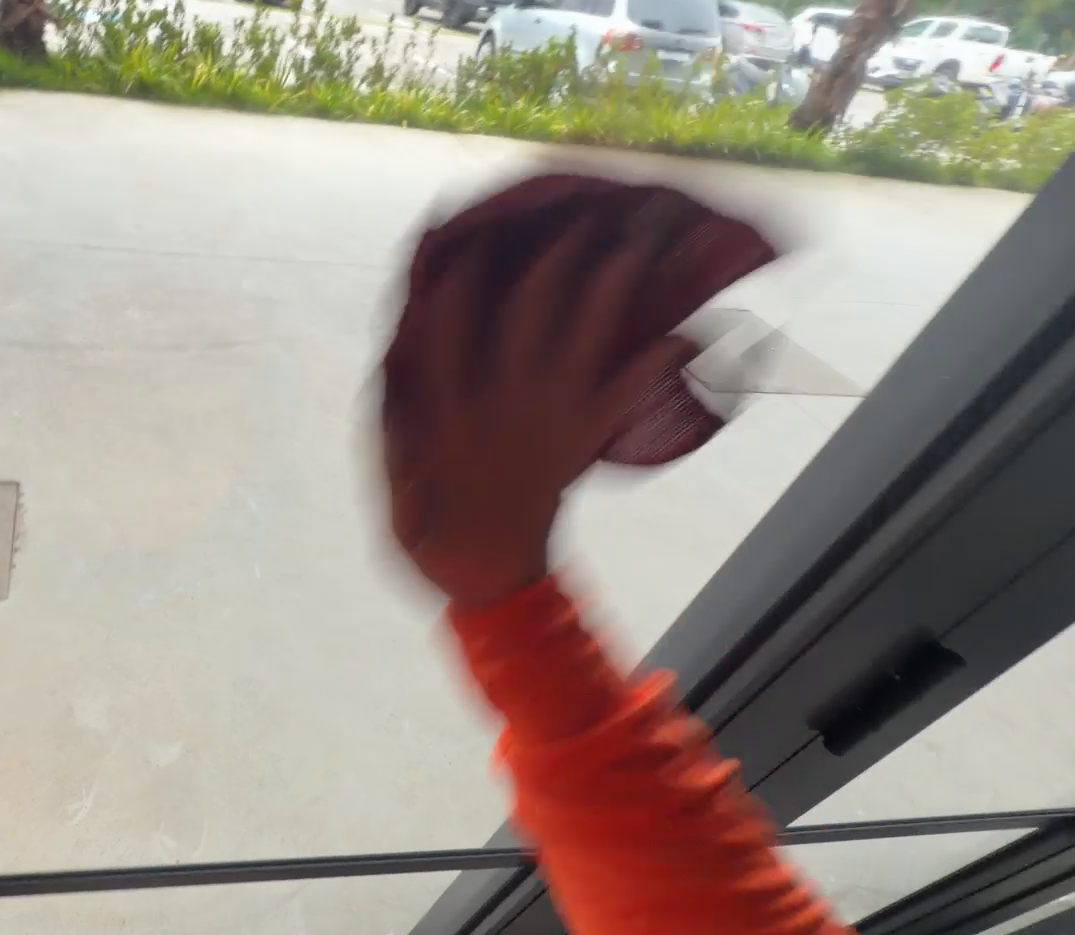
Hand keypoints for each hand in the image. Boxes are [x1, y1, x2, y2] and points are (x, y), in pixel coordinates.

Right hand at [382, 214, 696, 610]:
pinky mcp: (579, 442)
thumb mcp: (389, 479)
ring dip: (609, 287)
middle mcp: (500, 404)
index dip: (460, 281)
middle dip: (550, 263)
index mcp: (448, 411)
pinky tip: (685, 331)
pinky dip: (659, 363)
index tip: (469, 240)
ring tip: (631, 242)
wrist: (487, 575)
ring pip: (582, 338)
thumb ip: (392, 422)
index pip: (449, 331)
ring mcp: (546, 421)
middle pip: (528, 317)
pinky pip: (625, 395)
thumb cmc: (429, 531)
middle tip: (573, 218)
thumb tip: (396, 356)